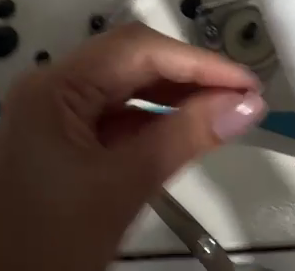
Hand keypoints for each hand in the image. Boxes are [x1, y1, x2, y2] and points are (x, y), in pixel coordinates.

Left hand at [0, 23, 267, 270]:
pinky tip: (185, 131)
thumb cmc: (48, 246)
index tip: (245, 80)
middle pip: (129, 61)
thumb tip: (245, 104)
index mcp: (54, 86)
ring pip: (123, 88)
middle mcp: (50, 87)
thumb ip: (184, 138)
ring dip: (172, 97)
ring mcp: (52, 114)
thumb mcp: (121, 188)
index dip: (196, 61)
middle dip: (186, 74)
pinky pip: (113, 117)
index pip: (135, 50)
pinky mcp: (59, 142)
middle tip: (240, 94)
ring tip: (223, 110)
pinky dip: (150, 121)